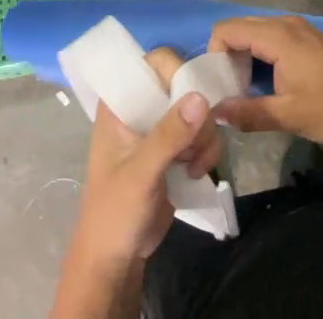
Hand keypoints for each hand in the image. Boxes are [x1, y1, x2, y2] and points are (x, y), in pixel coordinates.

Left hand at [67, 48, 222, 266]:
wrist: (117, 258)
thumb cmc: (115, 211)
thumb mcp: (141, 173)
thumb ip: (169, 135)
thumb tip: (201, 96)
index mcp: (120, 104)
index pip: (153, 64)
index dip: (176, 74)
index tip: (190, 101)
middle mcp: (140, 110)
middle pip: (183, 87)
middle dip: (197, 116)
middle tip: (192, 146)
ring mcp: (159, 131)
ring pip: (198, 112)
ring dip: (204, 137)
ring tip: (192, 167)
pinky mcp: (175, 151)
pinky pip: (202, 134)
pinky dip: (207, 151)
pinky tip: (196, 174)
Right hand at [210, 16, 322, 145]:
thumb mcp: (290, 116)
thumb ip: (249, 113)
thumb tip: (215, 112)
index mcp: (278, 37)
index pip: (226, 30)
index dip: (213, 55)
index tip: (219, 86)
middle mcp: (285, 24)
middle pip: (239, 28)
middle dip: (226, 56)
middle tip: (229, 90)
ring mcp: (299, 29)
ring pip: (255, 33)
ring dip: (244, 57)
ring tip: (246, 91)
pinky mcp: (308, 39)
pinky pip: (272, 38)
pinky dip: (261, 55)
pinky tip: (267, 83)